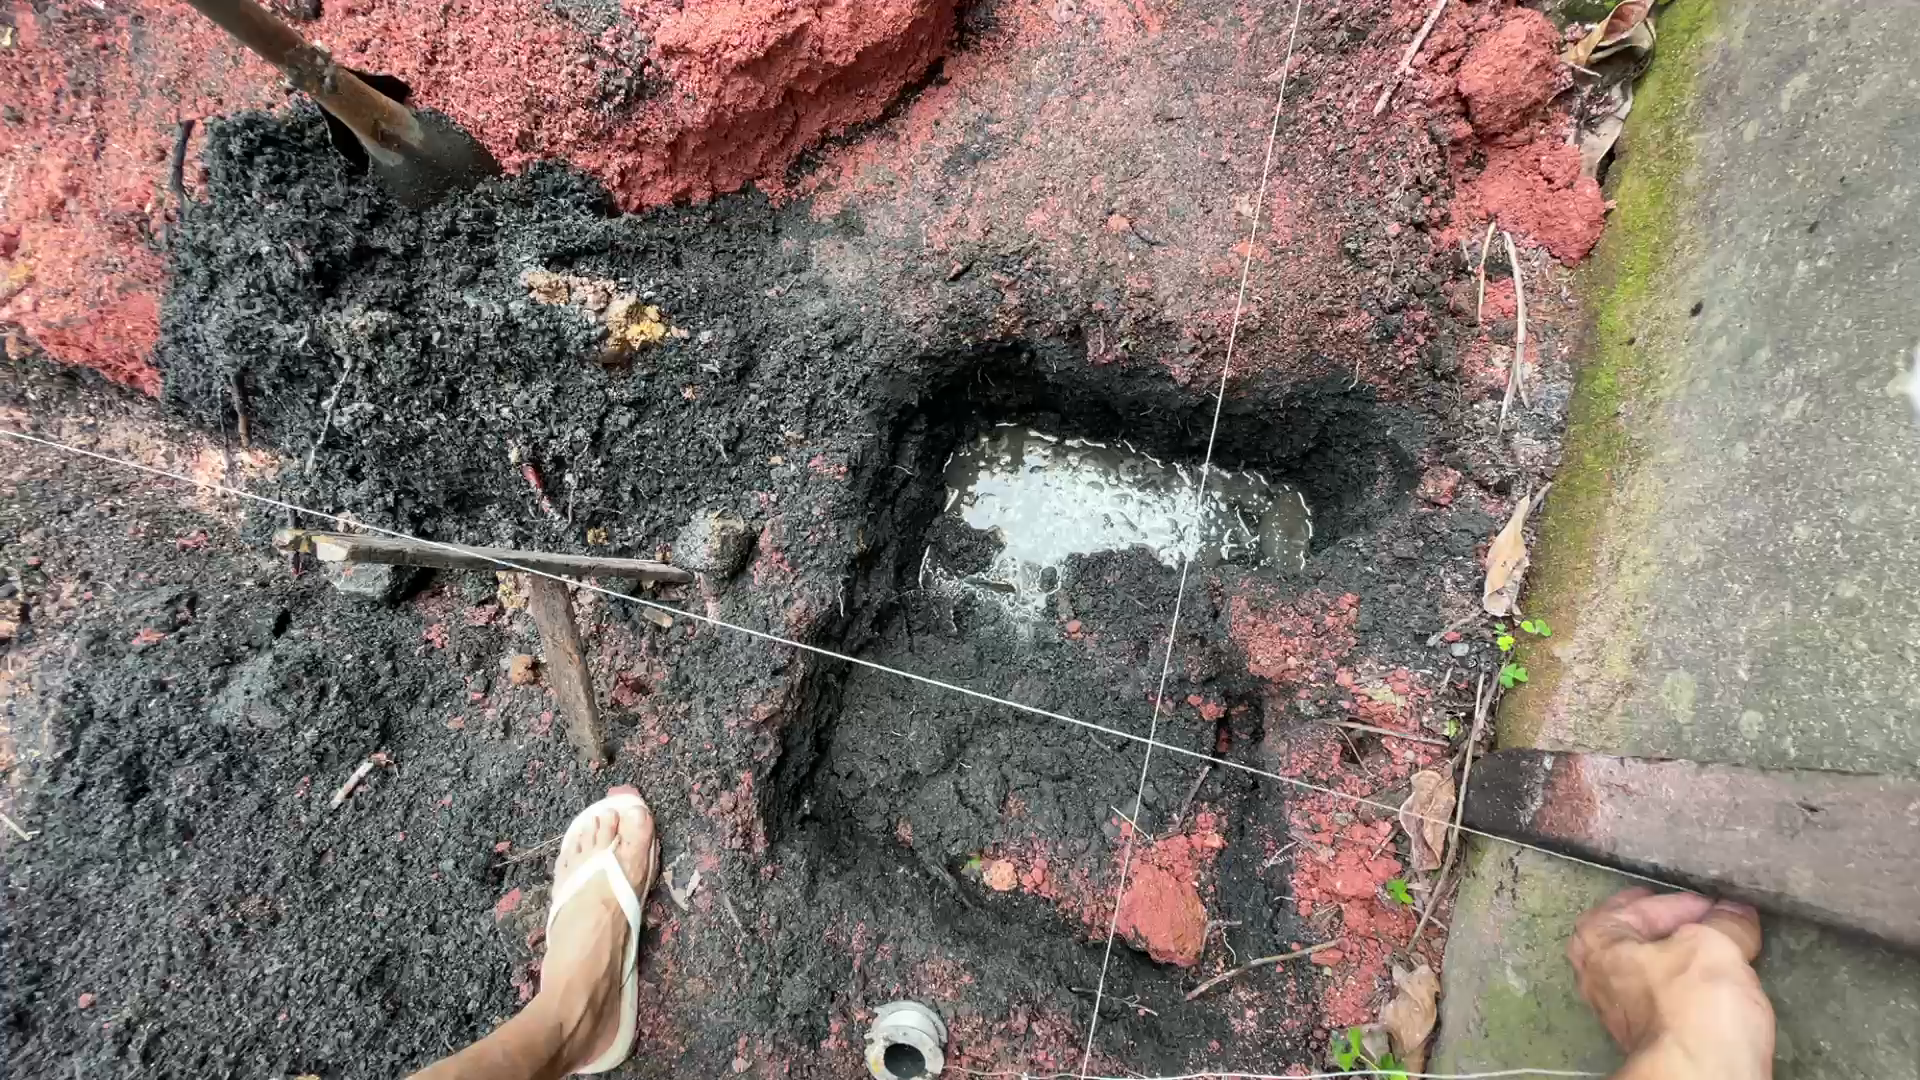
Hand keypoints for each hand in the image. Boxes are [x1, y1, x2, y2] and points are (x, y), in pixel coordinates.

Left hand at [1567, 888, 1774, 1079]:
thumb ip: (1724, 924)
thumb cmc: (1694, 1004)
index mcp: (1595, 937)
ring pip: (1642, 964)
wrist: (1698, 1076)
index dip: (1681, 901)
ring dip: (1671, 953)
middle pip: (1631, 932)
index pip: (1639, 906)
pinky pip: (1657, 993)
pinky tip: (1698, 985)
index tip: (1715, 902)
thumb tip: (1736, 908)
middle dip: (1663, 923)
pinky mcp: (1641, 1031)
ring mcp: (1614, 1002)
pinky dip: (1677, 981)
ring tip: (1704, 947)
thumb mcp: (1714, 949)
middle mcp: (1594, 966)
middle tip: (1696, 916)